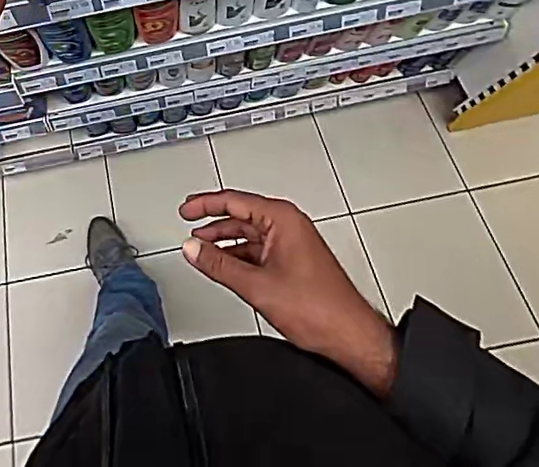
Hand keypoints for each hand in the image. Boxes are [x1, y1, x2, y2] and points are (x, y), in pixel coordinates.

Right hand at [180, 189, 397, 397]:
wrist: (351, 337)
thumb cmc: (321, 309)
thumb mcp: (257, 285)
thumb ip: (218, 264)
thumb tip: (193, 248)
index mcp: (281, 218)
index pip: (234, 200)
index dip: (205, 203)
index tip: (187, 208)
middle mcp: (288, 223)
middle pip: (240, 213)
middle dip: (212, 219)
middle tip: (189, 219)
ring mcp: (291, 241)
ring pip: (248, 232)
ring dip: (223, 239)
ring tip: (200, 246)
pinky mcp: (293, 258)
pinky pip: (258, 248)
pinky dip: (238, 254)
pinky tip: (224, 263)